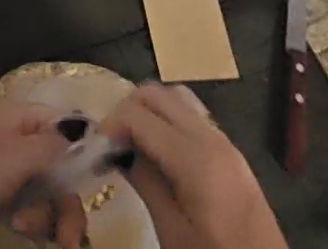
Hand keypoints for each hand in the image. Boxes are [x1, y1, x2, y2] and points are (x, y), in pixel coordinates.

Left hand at [0, 102, 86, 248]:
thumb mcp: (17, 157)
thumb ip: (55, 146)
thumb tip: (86, 128)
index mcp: (21, 117)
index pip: (67, 126)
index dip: (85, 152)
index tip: (97, 185)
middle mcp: (16, 137)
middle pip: (61, 167)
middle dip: (66, 202)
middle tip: (68, 238)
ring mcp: (4, 166)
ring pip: (46, 191)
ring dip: (48, 216)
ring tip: (30, 233)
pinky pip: (27, 204)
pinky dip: (31, 220)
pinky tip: (22, 232)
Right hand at [101, 83, 287, 248]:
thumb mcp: (172, 232)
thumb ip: (145, 182)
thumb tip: (121, 152)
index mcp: (194, 157)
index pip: (136, 115)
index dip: (109, 126)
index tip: (95, 151)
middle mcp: (211, 138)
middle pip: (156, 94)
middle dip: (126, 111)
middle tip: (111, 143)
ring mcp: (225, 143)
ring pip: (175, 98)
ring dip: (148, 111)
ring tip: (133, 143)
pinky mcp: (232, 154)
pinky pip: (192, 116)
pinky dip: (167, 120)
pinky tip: (158, 151)